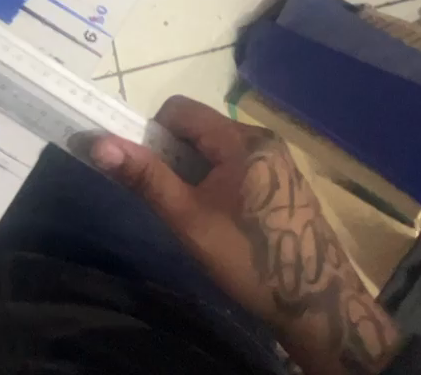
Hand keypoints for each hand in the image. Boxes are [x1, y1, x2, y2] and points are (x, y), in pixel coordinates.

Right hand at [91, 96, 403, 374]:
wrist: (322, 311)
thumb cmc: (249, 260)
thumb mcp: (188, 219)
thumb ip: (145, 176)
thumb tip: (98, 143)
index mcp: (240, 140)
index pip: (179, 109)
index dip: (154, 134)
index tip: (154, 173)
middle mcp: (262, 139)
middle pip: (199, 127)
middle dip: (176, 154)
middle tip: (174, 197)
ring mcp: (279, 161)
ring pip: (217, 147)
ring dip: (198, 169)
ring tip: (199, 211)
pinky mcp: (287, 182)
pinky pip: (239, 163)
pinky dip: (220, 179)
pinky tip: (226, 218)